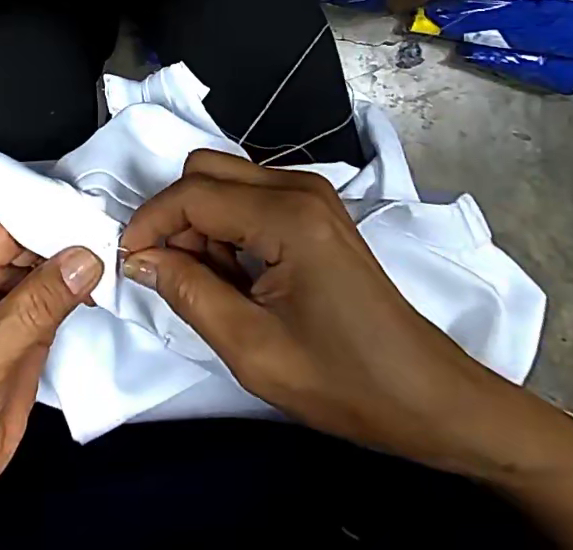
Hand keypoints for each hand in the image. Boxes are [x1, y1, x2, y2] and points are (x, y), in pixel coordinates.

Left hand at [0, 218, 101, 549]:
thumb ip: (36, 305)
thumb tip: (88, 257)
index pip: (10, 223)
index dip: (53, 212)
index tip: (98, 206)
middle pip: (38, 237)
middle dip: (77, 232)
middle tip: (121, 229)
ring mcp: (11, 300)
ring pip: (57, 262)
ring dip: (88, 258)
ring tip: (125, 248)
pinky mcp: (35, 324)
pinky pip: (68, 292)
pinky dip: (90, 286)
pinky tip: (112, 283)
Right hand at [120, 152, 572, 549]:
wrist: (447, 401)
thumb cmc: (358, 387)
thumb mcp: (257, 352)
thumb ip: (196, 291)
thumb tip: (148, 252)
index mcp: (289, 211)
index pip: (190, 189)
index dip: (148, 225)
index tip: (126, 265)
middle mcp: (309, 185)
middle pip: (213, 170)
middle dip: (175, 214)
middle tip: (159, 276)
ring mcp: (324, 197)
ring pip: (238, 182)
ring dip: (206, 222)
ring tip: (194, 282)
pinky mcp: (332, 217)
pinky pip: (262, 201)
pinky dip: (234, 229)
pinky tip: (232, 273)